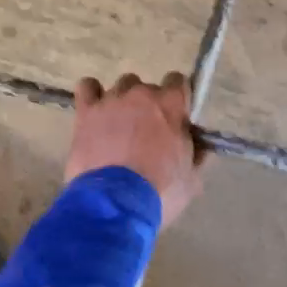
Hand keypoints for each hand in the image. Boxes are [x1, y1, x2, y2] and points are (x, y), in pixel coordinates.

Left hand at [66, 71, 204, 226]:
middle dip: (147, 107)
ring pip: (120, 88)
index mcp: (171, 104)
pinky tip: (93, 112)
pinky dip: (90, 95)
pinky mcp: (87, 112)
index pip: (178, 81)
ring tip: (117, 130)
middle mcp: (142, 94)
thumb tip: (200, 144)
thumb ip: (197, 154)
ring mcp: (112, 100)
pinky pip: (86, 88)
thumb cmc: (159, 192)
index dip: (176, 99)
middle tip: (145, 134)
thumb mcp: (191, 179)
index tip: (174, 118)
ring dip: (121, 104)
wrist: (115, 205)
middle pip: (146, 87)